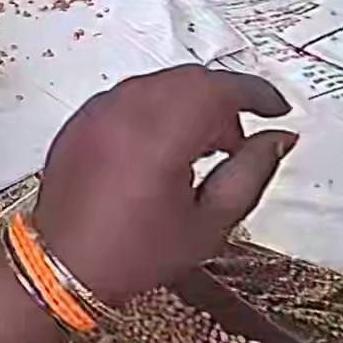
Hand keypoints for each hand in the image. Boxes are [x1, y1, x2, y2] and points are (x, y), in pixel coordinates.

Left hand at [34, 65, 294, 301]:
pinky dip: (153, 107)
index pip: (215, 88)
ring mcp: (93, 114)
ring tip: (198, 148)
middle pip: (185, 79)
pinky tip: (160, 145)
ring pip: (154, 83)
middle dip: (221, 99)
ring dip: (186, 101)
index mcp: (156, 137)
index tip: (276, 110)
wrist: (62, 263)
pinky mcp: (77, 121)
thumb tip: (280, 138)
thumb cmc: (136, 252)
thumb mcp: (209, 223)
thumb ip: (250, 172)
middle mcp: (120, 114)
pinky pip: (124, 97)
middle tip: (235, 141)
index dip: (254, 92)